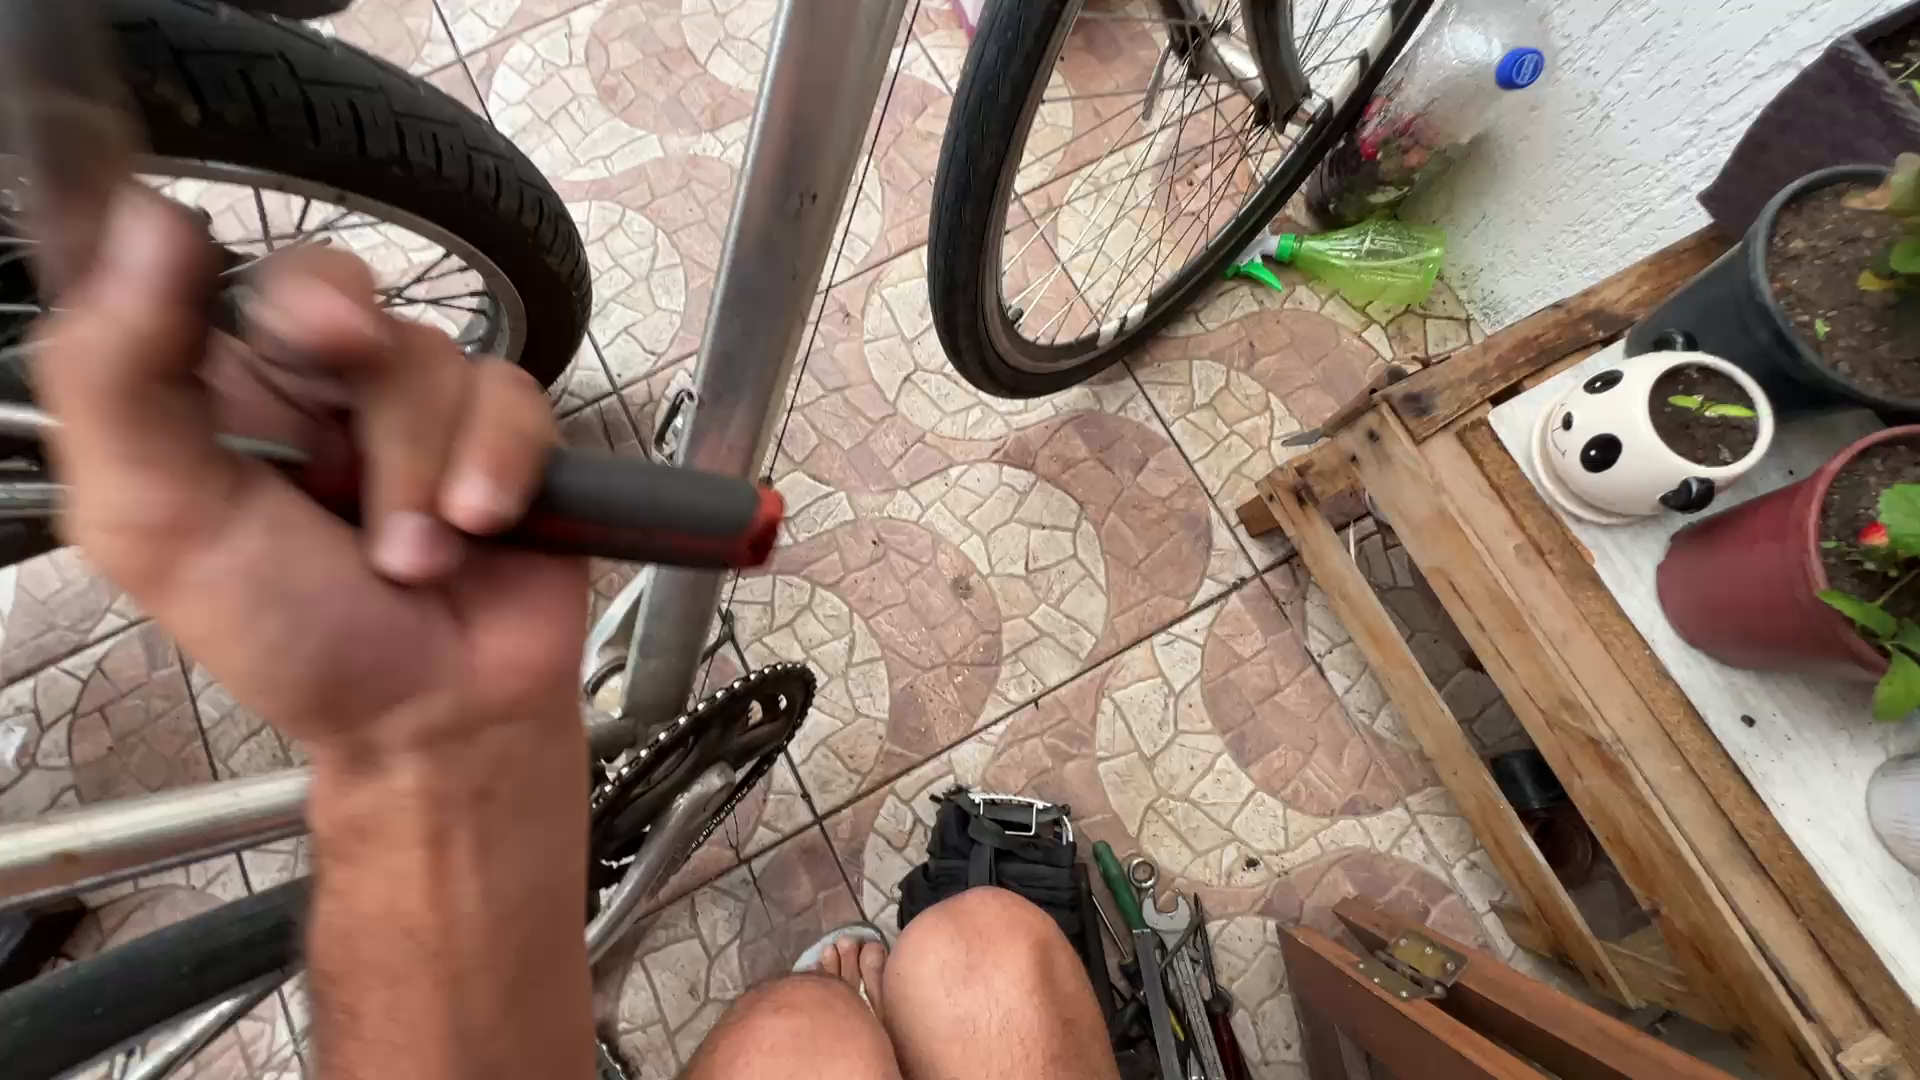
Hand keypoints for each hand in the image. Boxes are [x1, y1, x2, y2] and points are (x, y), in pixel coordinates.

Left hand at [32, 188, 587, 762]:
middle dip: (377, 419)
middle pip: (378, 320)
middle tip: (355, 482)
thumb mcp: (160, 522)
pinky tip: (489, 524)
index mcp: (247, 398)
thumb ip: (120, 378)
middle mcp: (350, 397)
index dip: (305, 294)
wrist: (443, 706)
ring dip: (432, 471)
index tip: (322, 339)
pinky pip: (527, 407)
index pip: (273, 284)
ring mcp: (448, 422)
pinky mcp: (524, 450)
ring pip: (456, 369)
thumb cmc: (299, 636)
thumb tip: (147, 219)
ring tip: (424, 557)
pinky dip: (507, 466)